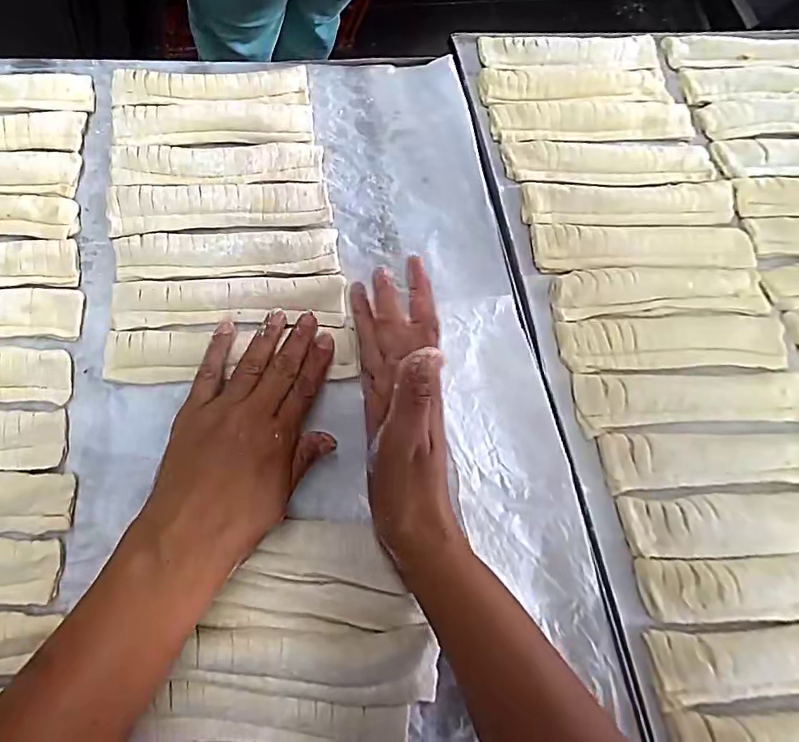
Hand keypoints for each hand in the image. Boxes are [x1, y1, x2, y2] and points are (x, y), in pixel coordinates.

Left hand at [127, 311, 336, 583]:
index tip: (325, 339)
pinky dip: (217, 348)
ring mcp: (221, 409)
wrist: (186, 531)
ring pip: (249, 365)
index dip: (316, 363)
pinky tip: (227, 328)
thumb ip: (302, 460)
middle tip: (307, 316)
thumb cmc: (238, 522)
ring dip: (265, 339)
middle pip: (280, 371)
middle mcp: (252, 414)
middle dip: (296, 342)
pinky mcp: (193, 411)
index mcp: (278, 436)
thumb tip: (329, 437)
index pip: (303, 390)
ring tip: (277, 316)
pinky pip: (208, 373)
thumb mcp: (280, 496)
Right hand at [352, 256, 465, 573]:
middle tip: (383, 269)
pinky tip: (368, 348)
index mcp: (412, 388)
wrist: (414, 531)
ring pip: (388, 350)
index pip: (412, 332)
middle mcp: (407, 388)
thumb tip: (430, 347)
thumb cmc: (409, 491)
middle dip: (395, 300)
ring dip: (382, 320)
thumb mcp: (408, 441)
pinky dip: (371, 351)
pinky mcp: (384, 418)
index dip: (412, 298)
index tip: (407, 266)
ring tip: (372, 294)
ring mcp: (396, 403)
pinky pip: (377, 373)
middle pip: (400, 333)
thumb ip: (416, 396)